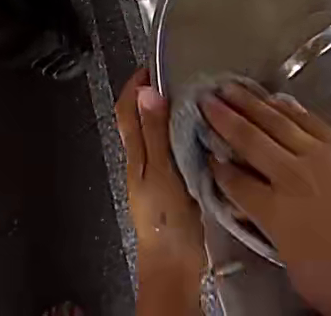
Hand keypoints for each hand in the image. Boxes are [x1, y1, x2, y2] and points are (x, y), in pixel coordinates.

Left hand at [116, 69, 205, 310]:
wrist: (175, 266)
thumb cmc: (165, 219)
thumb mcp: (161, 170)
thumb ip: (154, 132)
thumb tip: (147, 90)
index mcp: (135, 154)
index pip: (127, 109)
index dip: (134, 84)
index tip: (152, 64)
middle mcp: (143, 160)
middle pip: (141, 118)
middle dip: (153, 94)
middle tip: (178, 75)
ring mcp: (157, 173)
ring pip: (159, 132)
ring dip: (170, 111)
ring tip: (194, 96)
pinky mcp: (174, 184)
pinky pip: (175, 148)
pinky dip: (184, 132)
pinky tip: (203, 130)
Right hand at [202, 83, 330, 315]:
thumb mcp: (300, 272)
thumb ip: (275, 236)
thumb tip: (262, 213)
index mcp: (276, 214)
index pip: (236, 184)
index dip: (218, 167)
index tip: (205, 152)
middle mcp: (291, 176)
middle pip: (250, 140)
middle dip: (224, 118)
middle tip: (205, 100)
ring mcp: (318, 154)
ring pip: (275, 121)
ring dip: (249, 102)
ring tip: (230, 86)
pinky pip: (308, 119)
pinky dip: (287, 107)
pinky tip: (274, 97)